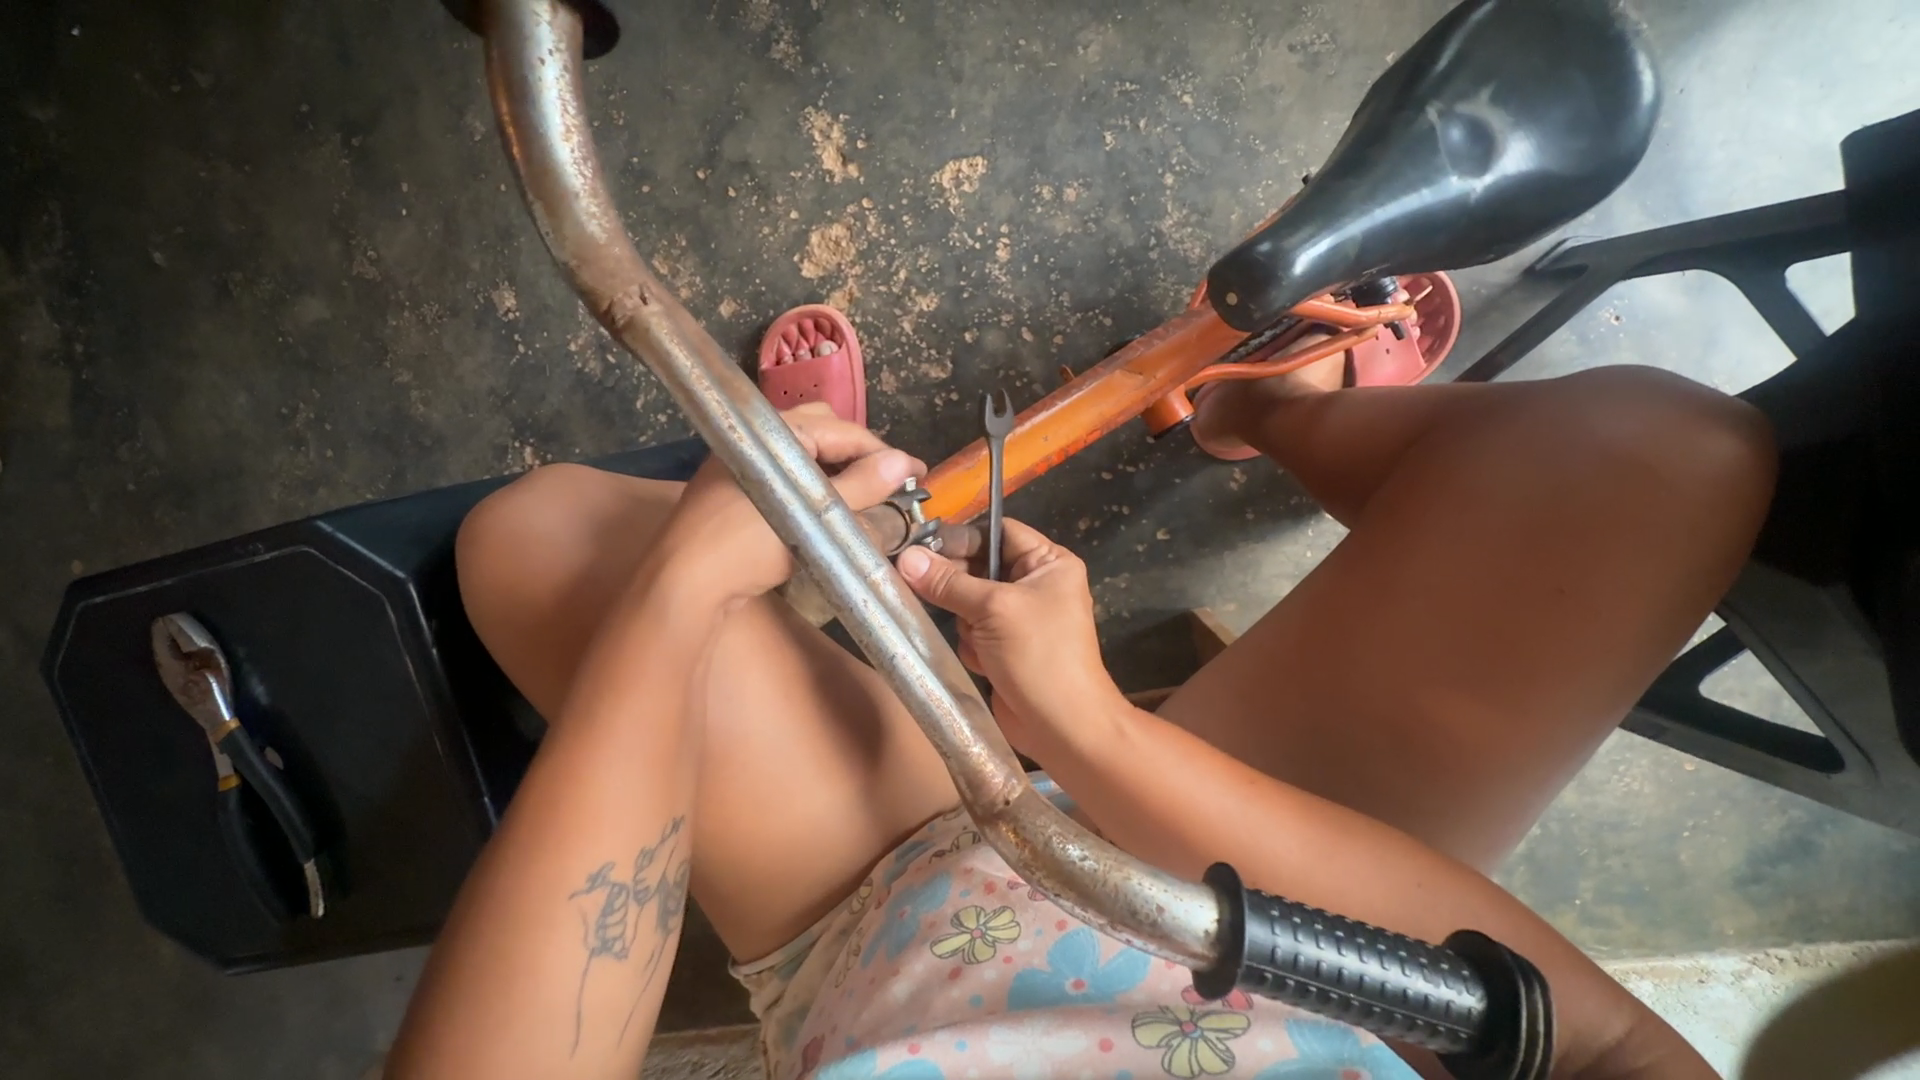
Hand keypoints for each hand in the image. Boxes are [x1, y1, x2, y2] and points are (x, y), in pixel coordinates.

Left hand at [652, 403, 923, 609]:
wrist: (684, 584)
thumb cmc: (745, 544)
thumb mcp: (810, 516)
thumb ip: (859, 487)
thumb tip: (902, 464)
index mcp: (773, 431)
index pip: (843, 430)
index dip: (882, 452)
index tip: (916, 474)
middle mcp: (756, 438)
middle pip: (823, 432)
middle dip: (859, 454)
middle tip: (889, 482)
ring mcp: (744, 464)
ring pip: (805, 456)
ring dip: (838, 473)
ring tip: (868, 498)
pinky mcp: (738, 492)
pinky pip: (788, 477)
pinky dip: (815, 489)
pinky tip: (832, 511)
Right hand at [895, 518, 1129, 757]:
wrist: (1062, 725)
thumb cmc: (1039, 654)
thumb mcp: (993, 609)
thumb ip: (948, 582)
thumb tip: (906, 557)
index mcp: (1048, 563)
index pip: (999, 531)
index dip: (963, 536)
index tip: (922, 546)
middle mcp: (1035, 584)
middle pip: (978, 567)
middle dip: (960, 588)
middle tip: (929, 591)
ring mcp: (1019, 618)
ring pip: (969, 603)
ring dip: (967, 624)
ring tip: (980, 643)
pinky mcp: (1004, 648)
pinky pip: (972, 632)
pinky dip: (973, 646)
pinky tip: (984, 664)